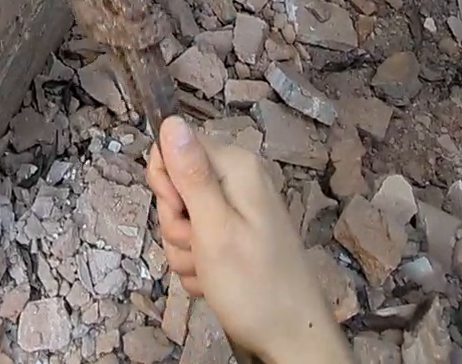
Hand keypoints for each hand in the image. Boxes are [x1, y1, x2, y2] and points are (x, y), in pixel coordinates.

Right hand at [148, 117, 350, 363]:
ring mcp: (237, 206)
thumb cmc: (254, 286)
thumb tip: (170, 120)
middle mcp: (237, 177)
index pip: (174, 146)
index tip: (181, 215)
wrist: (294, 343)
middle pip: (176, 183)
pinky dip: (197, 261)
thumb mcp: (215, 230)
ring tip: (209, 270)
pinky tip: (214, 279)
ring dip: (186, 248)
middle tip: (199, 249)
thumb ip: (190, 175)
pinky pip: (196, 237)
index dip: (166, 182)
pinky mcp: (235, 231)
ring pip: (182, 215)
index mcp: (235, 165)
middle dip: (177, 222)